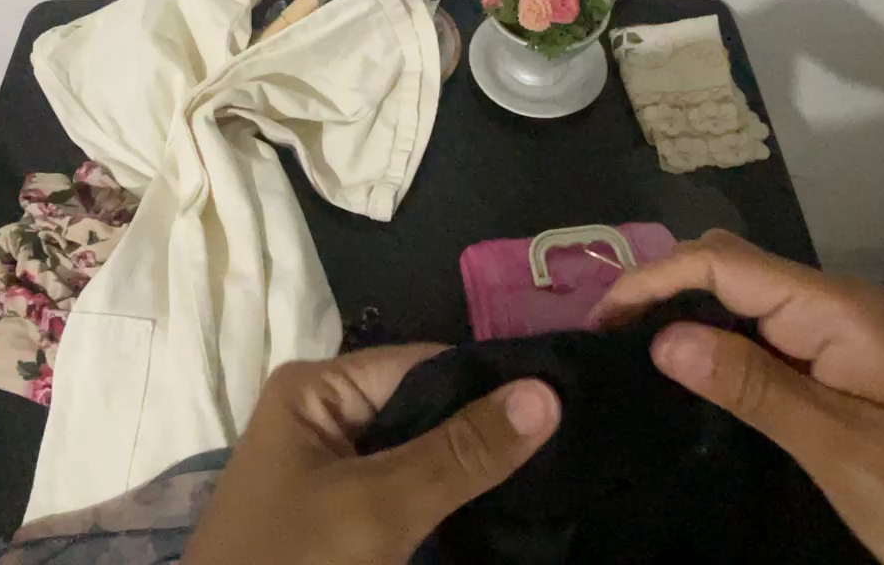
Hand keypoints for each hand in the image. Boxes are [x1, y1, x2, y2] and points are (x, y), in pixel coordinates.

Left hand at [185, 343, 560, 563]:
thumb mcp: (377, 509)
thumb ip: (460, 452)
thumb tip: (547, 391)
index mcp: (316, 388)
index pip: (420, 364)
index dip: (487, 380)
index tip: (563, 395)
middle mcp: (324, 415)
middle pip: (421, 407)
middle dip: (483, 428)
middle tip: (567, 438)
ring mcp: (332, 470)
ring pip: (419, 454)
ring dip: (470, 468)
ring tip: (554, 468)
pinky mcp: (342, 519)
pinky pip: (405, 493)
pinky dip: (447, 501)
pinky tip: (504, 508)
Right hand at [590, 229, 883, 564]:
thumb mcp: (842, 452)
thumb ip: (751, 386)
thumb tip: (662, 338)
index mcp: (839, 308)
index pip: (723, 264)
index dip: (654, 279)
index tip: (602, 318)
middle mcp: (837, 303)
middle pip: (731, 264)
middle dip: (665, 283)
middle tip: (611, 332)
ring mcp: (842, 331)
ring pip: (744, 294)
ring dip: (686, 306)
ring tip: (633, 341)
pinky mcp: (842, 362)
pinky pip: (764, 329)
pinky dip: (717, 335)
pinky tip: (691, 360)